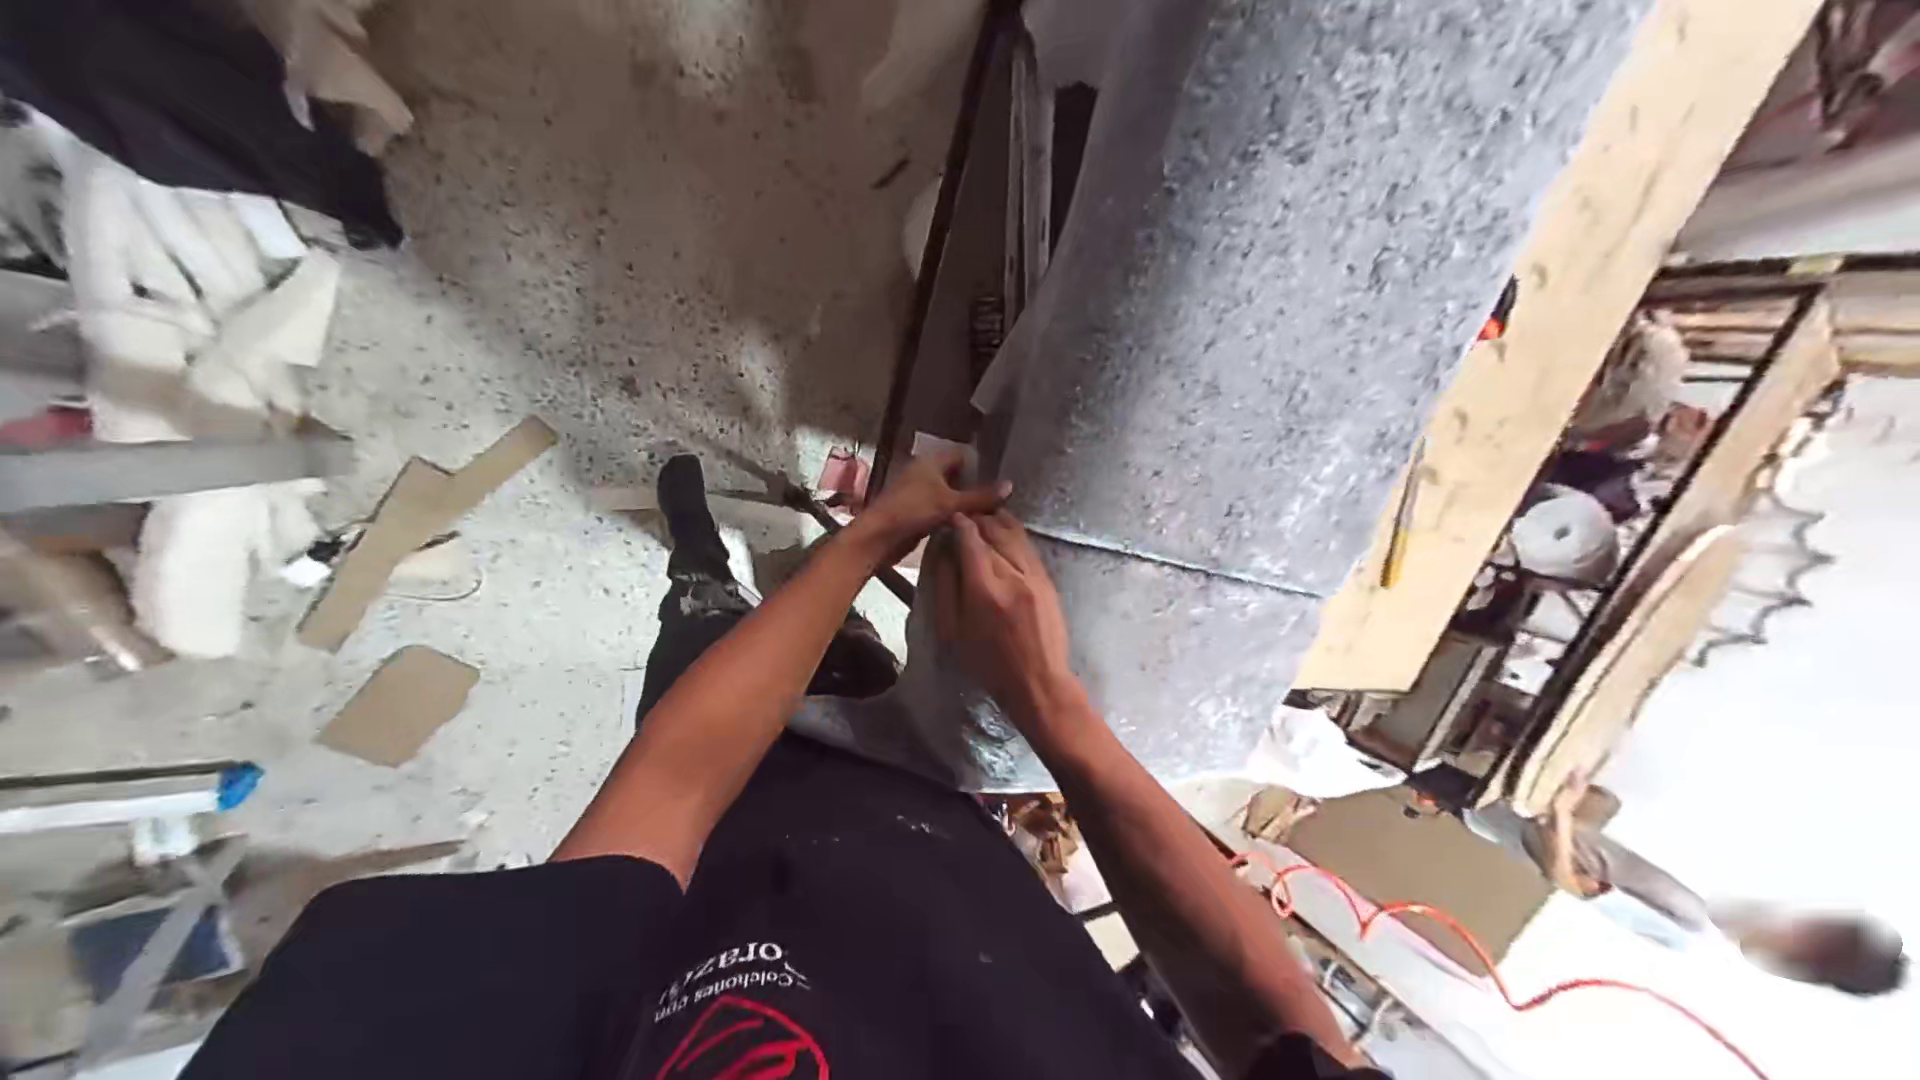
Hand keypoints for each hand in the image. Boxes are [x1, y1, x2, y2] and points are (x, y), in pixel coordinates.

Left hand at [850, 448, 1008, 560]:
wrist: (878, 537)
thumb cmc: (913, 511)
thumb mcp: (951, 503)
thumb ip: (981, 496)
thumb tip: (1010, 485)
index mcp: (931, 461)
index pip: (962, 454)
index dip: (980, 465)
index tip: (998, 480)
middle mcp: (924, 472)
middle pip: (956, 475)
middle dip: (974, 486)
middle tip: (998, 501)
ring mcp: (918, 492)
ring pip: (948, 494)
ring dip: (964, 503)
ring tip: (989, 515)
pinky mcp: (914, 511)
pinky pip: (940, 509)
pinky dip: (952, 515)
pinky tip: (967, 526)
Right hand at [941, 510, 1084, 729]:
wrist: (1038, 682)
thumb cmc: (988, 663)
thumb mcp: (953, 631)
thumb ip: (946, 586)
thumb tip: (942, 550)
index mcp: (984, 591)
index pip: (970, 541)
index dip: (958, 524)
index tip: (950, 518)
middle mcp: (1012, 577)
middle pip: (993, 533)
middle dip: (976, 520)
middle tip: (964, 516)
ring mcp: (1034, 577)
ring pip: (1014, 535)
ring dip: (997, 522)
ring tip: (983, 517)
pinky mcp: (1047, 581)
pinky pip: (1029, 548)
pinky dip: (1015, 534)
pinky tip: (1005, 530)